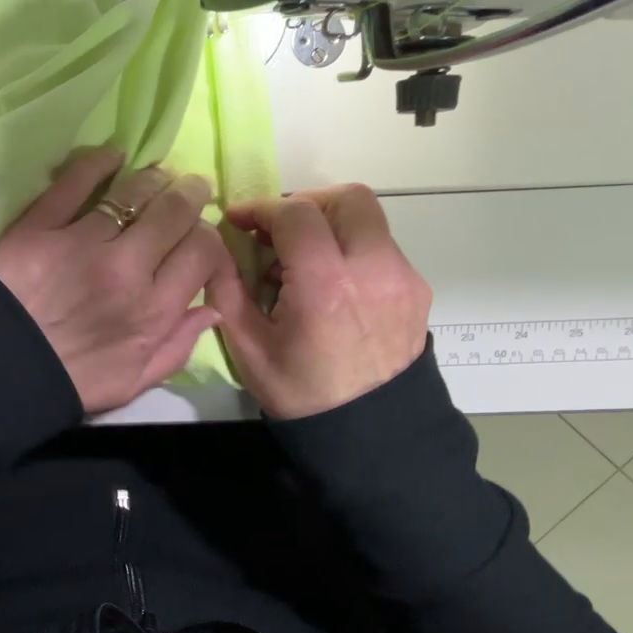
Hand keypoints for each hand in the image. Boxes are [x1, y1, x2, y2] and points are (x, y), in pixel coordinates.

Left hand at [0, 148, 236, 413]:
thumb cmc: (67, 383)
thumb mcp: (132, 383)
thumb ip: (176, 348)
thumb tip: (211, 309)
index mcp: (153, 311)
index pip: (202, 252)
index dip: (207, 237)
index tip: (198, 234)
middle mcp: (126, 270)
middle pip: (174, 213)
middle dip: (189, 195)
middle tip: (189, 189)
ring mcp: (81, 245)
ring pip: (131, 192)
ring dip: (152, 178)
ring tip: (155, 175)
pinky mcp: (38, 228)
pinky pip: (73, 183)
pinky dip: (97, 163)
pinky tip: (111, 155)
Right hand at [211, 184, 431, 418]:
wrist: (368, 433)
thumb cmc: (299, 392)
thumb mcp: (246, 346)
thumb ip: (225, 287)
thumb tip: (216, 246)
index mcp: (325, 286)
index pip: (295, 214)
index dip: (261, 208)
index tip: (238, 220)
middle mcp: (373, 270)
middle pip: (347, 198)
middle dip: (305, 204)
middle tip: (276, 230)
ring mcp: (402, 278)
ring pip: (368, 220)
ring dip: (329, 225)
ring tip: (300, 261)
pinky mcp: (416, 289)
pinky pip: (380, 248)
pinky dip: (349, 250)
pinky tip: (328, 285)